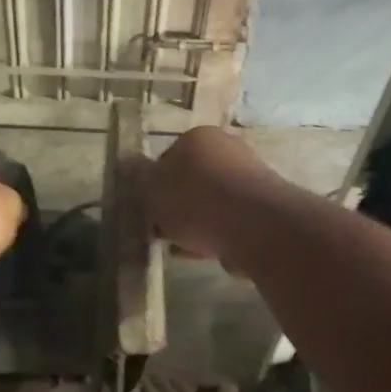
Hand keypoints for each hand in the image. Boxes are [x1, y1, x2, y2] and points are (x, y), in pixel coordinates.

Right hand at [138, 127, 282, 263]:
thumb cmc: (196, 200)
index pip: (167, 158)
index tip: (148, 209)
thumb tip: (127, 163)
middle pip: (191, 180)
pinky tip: (201, 254)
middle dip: (176, 206)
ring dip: (194, 223)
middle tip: (161, 230)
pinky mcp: (263, 208)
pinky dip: (214, 235)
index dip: (153, 185)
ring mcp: (249, 179)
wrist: (255, 226)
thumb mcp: (151, 188)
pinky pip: (228, 221)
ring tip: (179, 247)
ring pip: (211, 203)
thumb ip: (137, 175)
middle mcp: (228, 149)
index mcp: (198, 137)